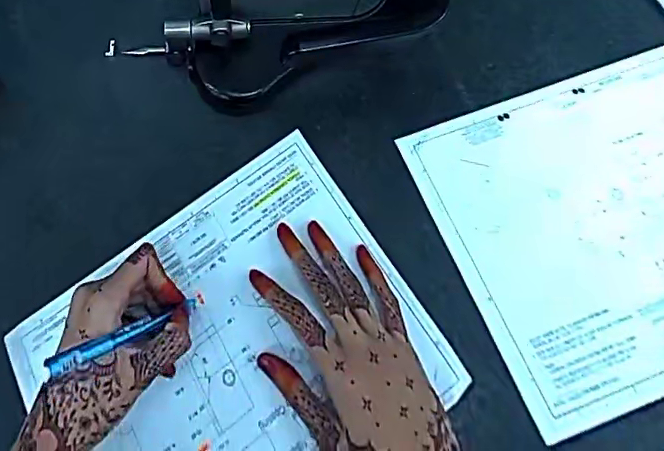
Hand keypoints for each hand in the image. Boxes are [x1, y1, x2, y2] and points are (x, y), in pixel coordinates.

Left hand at [13, 244, 190, 450]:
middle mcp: (90, 297)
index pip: (144, 261)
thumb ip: (170, 339)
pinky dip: (138, 327)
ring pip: (132, 296)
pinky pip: (120, 310)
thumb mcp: (140, 368)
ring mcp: (86, 309)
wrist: (58, 427)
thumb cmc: (86, 400)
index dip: (166, 282)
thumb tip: (183, 322)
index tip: (174, 305)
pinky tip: (146, 353)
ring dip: (152, 320)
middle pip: (139, 279)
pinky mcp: (87, 322)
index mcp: (101, 298)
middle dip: (161, 305)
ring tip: (161, 348)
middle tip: (173, 328)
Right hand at [249, 221, 458, 450]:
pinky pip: (388, 301)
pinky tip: (364, 256)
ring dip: (332, 256)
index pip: (298, 320)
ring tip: (318, 232)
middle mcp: (359, 347)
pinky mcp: (404, 344)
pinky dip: (375, 275)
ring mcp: (383, 341)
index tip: (259, 276)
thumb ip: (297, 394)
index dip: (275, 295)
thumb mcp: (328, 435)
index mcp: (337, 368)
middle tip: (286, 234)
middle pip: (324, 292)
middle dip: (301, 258)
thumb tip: (269, 364)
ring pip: (352, 288)